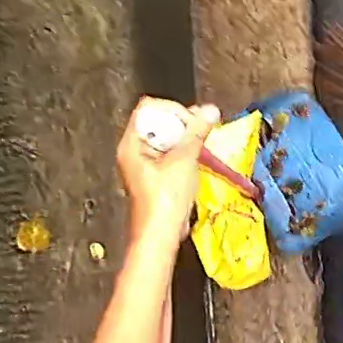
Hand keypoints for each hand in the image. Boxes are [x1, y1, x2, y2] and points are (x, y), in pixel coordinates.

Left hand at [115, 97, 218, 235]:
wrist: (161, 233)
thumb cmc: (164, 201)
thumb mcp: (184, 159)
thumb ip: (198, 131)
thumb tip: (210, 110)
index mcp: (132, 144)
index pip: (149, 109)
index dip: (172, 110)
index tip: (191, 121)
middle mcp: (134, 151)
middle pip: (158, 120)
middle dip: (182, 123)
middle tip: (199, 132)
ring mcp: (145, 162)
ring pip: (166, 136)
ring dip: (186, 137)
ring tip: (199, 145)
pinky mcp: (156, 173)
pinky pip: (170, 151)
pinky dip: (185, 150)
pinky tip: (195, 158)